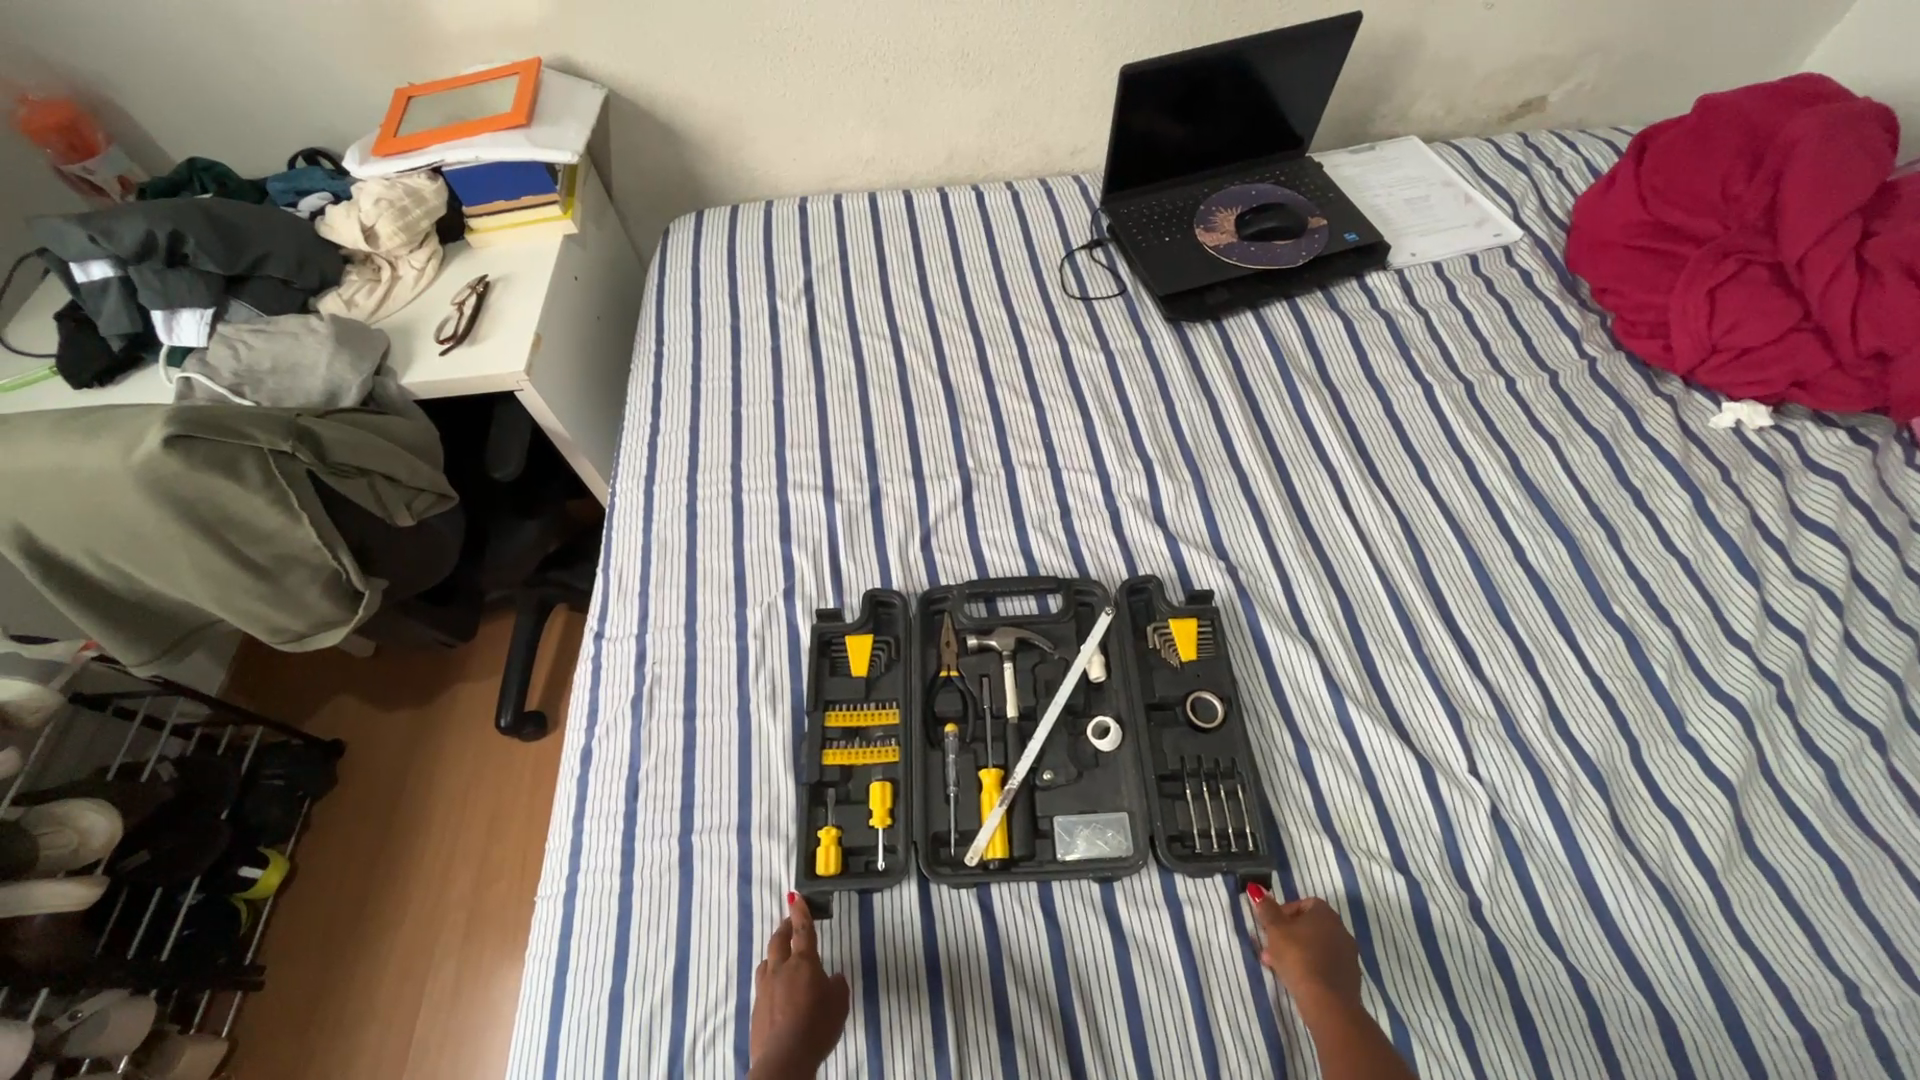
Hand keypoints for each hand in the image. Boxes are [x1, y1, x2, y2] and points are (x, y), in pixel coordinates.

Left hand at [748, 892, 850, 1079]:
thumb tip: (833, 976)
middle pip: (779, 940)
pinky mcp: (756, 1006)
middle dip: (784, 927)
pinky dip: (770, 975)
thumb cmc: (817, 1028)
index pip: (803, 929)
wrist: (784, 1059)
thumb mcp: (839, 1006)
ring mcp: (765, 987)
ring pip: (767, 960)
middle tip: (789, 921)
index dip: (800, 911)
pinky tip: (776, 987)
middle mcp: (781, 969)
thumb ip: (838, 986)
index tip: (794, 895)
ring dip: (775, 951)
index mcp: (804, 963)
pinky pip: (763, 981)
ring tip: (781, 953)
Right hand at [1247, 886, 1362, 1012]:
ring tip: (1278, 966)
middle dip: (1288, 935)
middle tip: (1271, 947)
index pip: (1303, 903)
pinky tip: (1297, 979)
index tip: (1271, 926)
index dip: (1284, 912)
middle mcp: (1341, 930)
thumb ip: (1267, 909)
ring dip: (1297, 952)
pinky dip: (1311, 967)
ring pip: (1316, 947)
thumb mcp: (1275, 930)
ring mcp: (1348, 955)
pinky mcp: (1350, 977)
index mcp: (1325, 914)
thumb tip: (1257, 889)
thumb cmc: (1298, 957)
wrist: (1327, 1002)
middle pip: (1309, 926)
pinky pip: (1325, 965)